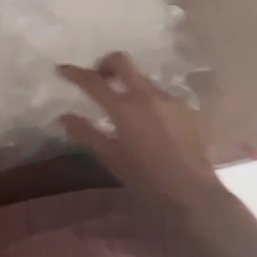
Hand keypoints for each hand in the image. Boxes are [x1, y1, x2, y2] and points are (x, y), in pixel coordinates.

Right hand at [58, 52, 221, 212]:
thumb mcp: (111, 159)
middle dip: (106, 63)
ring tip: (128, 109)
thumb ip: (87, 134)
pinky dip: (150, 102)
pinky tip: (153, 123)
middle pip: (122, 61)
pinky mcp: (186, 108)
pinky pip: (162, 95)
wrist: (194, 195)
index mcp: (123, 108)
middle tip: (100, 78)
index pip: (93, 81)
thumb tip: (65, 116)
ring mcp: (168, 99)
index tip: (63, 69)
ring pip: (143, 78)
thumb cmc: (147, 180)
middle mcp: (146, 95)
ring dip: (130, 85)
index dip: (75, 73)